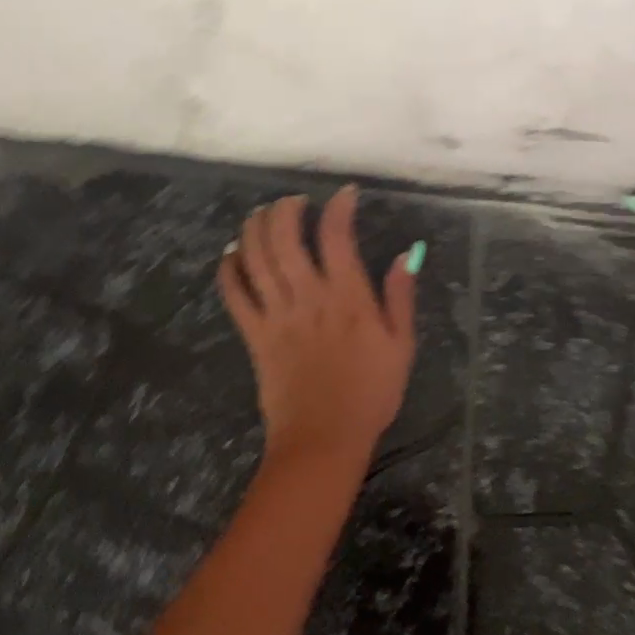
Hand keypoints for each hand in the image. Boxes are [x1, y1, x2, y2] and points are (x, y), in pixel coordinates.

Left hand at [219, 187, 420, 461]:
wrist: (325, 439)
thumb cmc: (371, 393)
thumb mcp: (401, 345)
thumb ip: (401, 296)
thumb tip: (406, 254)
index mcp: (347, 297)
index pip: (336, 235)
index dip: (338, 207)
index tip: (344, 195)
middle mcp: (308, 297)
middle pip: (284, 237)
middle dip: (286, 209)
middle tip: (294, 202)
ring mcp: (277, 315)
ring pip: (256, 257)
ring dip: (255, 228)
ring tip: (264, 216)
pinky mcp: (254, 335)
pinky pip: (234, 294)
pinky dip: (229, 268)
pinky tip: (233, 254)